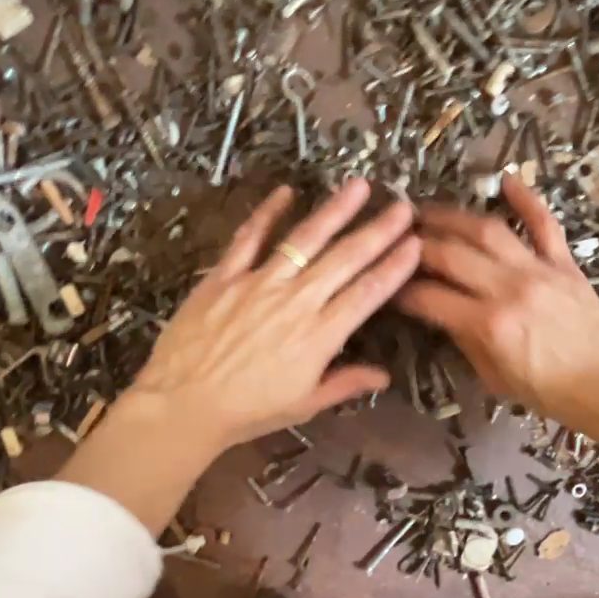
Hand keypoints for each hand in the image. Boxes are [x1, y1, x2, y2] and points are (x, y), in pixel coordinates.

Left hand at [57, 179, 417, 531]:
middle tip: (402, 206)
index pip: (367, 293)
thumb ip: (345, 383)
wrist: (184, 403)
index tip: (415, 244)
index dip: (394, 267)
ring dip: (334, 210)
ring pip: (304, 239)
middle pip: (345, 258)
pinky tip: (285, 192)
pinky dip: (267, 213)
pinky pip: (249, 238)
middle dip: (378, 230)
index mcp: (320, 336)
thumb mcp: (303, 405)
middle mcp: (296, 301)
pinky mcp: (224, 276)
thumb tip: (384, 376)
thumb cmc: (248, 412)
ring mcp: (259, 283)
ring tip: (358, 185)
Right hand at [397, 173, 598, 422]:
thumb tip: (443, 314)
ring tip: (427, 212)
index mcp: (488, 325)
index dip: (402, 290)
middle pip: (451, 254)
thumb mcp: (495, 378)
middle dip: (416, 245)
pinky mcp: (564, 264)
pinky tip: (506, 181)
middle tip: (397, 240)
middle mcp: (509, 289)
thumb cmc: (549, 392)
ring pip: (488, 230)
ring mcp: (538, 270)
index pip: (430, 297)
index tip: (388, 285)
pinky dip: (527, 199)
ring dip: (452, 216)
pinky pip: (544, 224)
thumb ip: (466, 342)